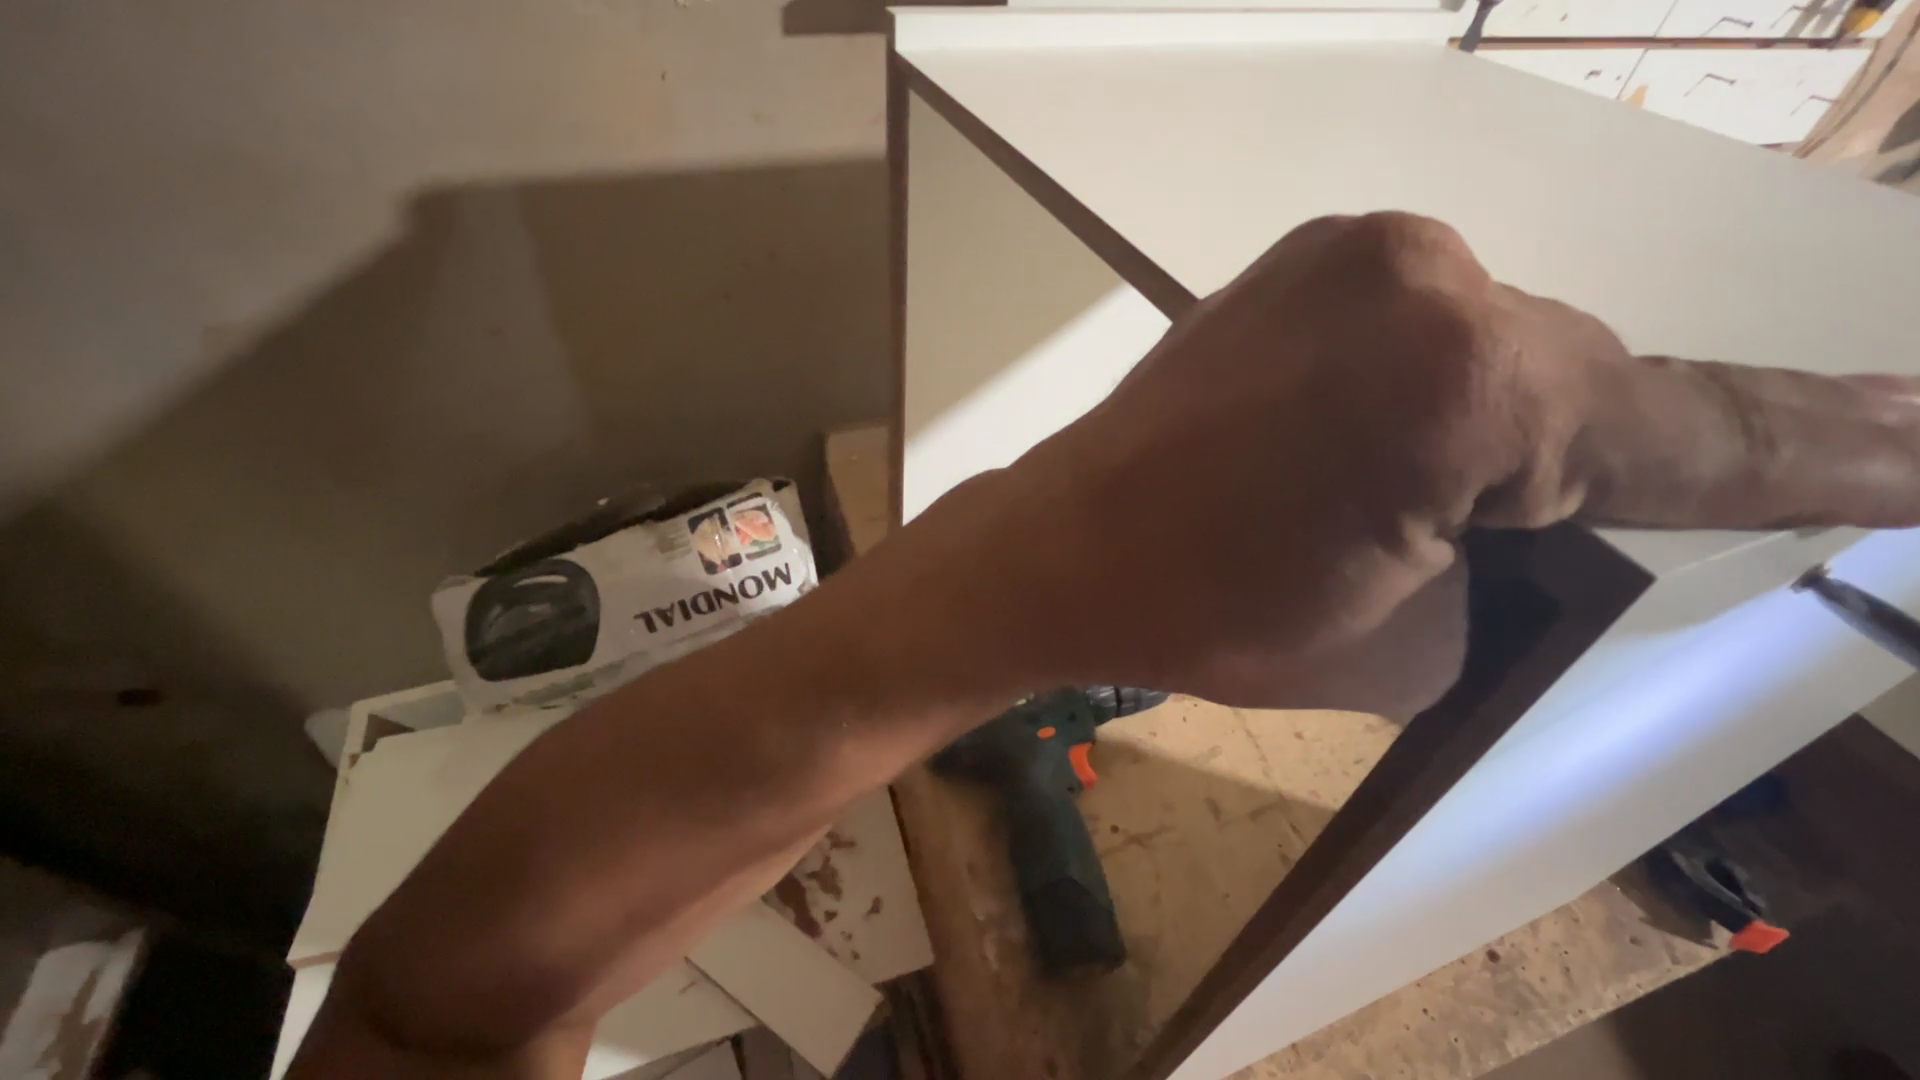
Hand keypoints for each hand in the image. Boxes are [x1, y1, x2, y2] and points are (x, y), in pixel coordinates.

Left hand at [899, 212, 1919, 716]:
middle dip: (1579, 460)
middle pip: (1573, 382)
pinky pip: (1410, 324)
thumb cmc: (1210, 613)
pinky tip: (1367, 438)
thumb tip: (1547, 520)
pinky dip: (1420, 383)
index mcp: (1466, 382)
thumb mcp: (1409, 637)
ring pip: (1491, 348)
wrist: (1061, 552)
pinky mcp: (1296, 263)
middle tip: (1535, 531)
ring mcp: (1349, 254)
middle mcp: (1423, 276)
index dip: (1824, 454)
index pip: (1687, 431)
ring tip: (1414, 497)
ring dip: (1491, 421)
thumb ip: (1518, 566)